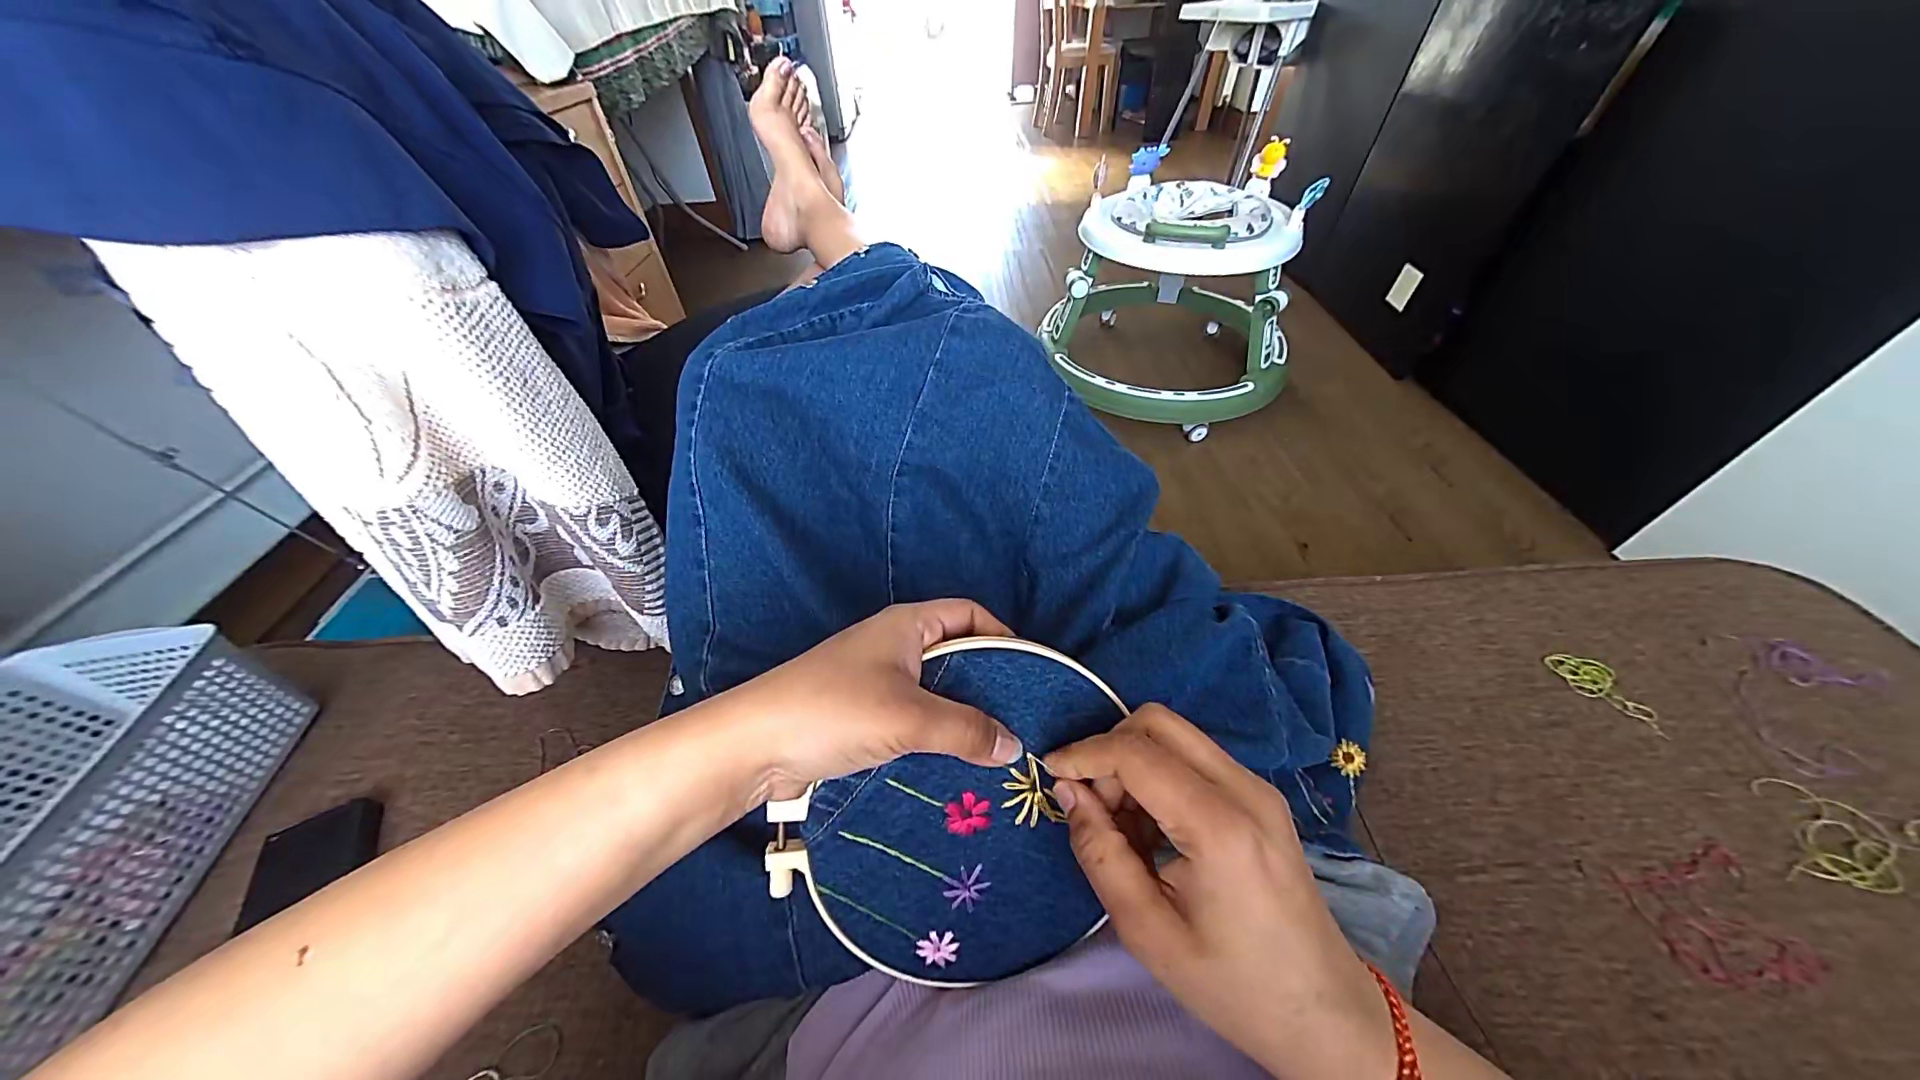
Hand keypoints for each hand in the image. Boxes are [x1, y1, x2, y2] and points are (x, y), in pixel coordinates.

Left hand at [722, 600, 1026, 801]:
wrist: (751, 746)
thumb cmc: (832, 711)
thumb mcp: (908, 717)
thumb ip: (966, 729)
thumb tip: (1013, 744)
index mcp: (907, 625)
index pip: (970, 614)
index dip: (1003, 635)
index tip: (1029, 672)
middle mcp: (895, 645)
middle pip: (957, 654)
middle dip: (989, 683)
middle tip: (1022, 718)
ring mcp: (877, 681)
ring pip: (936, 691)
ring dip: (963, 715)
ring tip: (997, 749)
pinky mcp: (864, 715)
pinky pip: (915, 718)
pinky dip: (938, 735)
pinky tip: (956, 764)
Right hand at [1046, 706, 1396, 1079]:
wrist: (1325, 1013)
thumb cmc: (1233, 984)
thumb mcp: (1147, 931)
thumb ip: (1099, 852)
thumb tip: (1069, 791)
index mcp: (1220, 826)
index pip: (1137, 753)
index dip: (1084, 753)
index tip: (1051, 773)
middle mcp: (1245, 789)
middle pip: (1157, 722)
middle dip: (1109, 750)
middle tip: (1093, 805)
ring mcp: (1258, 788)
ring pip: (1174, 734)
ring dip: (1133, 762)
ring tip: (1123, 827)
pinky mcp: (1260, 795)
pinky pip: (1193, 757)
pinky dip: (1157, 774)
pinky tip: (1152, 828)